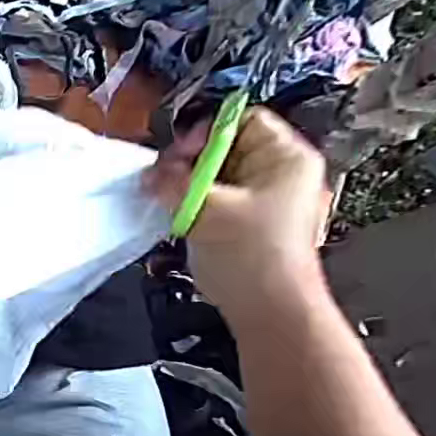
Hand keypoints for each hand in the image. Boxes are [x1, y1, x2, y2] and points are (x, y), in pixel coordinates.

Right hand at [149, 106, 330, 325]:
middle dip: (190, 166)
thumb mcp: (207, 211)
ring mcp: (266, 204)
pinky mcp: (250, 228)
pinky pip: (219, 205)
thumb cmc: (251, 257)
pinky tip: (182, 223)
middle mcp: (280, 175)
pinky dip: (197, 209)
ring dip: (189, 190)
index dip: (205, 133)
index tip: (176, 159)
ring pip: (219, 180)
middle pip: (227, 151)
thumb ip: (173, 184)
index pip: (242, 121)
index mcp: (285, 158)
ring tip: (170, 206)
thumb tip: (149, 174)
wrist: (271, 314)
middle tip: (164, 184)